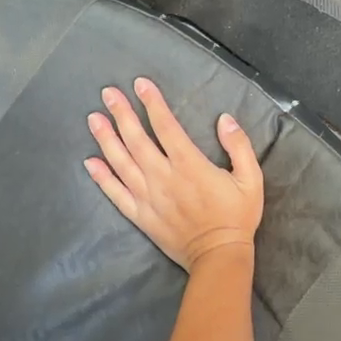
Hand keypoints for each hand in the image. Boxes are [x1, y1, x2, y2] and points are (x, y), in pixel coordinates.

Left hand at [85, 77, 263, 272]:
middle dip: (122, 114)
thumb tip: (225, 119)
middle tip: (107, 93)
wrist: (218, 256)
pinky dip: (102, 178)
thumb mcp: (251, 178)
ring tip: (94, 119)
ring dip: (106, 139)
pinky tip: (89, 163)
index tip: (140, 84)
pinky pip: (116, 194)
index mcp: (189, 164)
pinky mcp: (141, 216)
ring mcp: (148, 198)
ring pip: (122, 163)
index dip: (152, 103)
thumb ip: (239, 145)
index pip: (166, 126)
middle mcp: (163, 177)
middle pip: (137, 140)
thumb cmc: (237, 215)